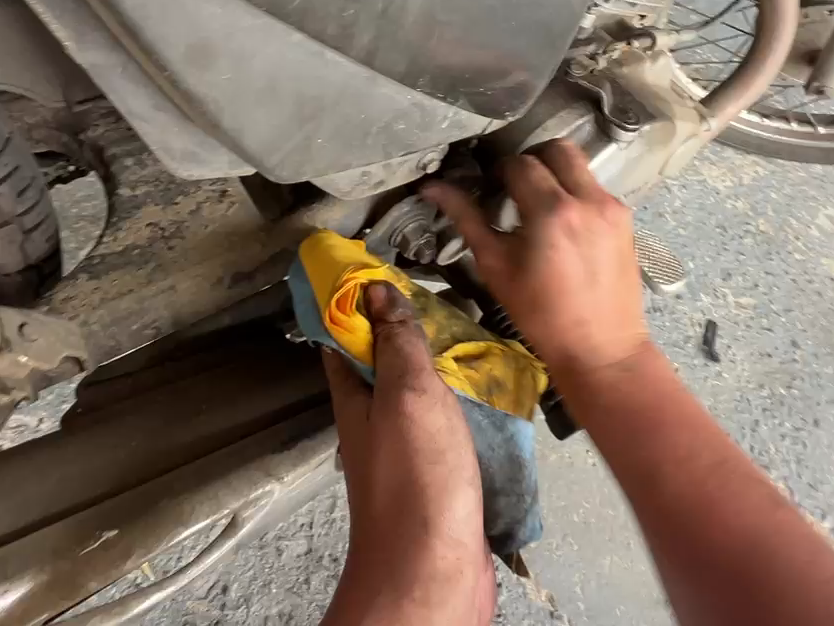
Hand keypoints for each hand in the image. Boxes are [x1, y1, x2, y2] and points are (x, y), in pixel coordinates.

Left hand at [320, 283, 493, 625]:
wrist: (435, 570)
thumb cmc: (415, 478)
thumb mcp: (406, 392)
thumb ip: (395, 341)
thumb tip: (374, 287)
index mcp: (354, 394)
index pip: (343, 333)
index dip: (354, 297)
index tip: (379, 263)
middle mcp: (375, 415)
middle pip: (383, 356)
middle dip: (405, 323)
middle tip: (441, 291)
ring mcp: (407, 443)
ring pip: (418, 386)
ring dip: (439, 359)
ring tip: (472, 326)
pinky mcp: (438, 466)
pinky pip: (447, 418)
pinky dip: (462, 395)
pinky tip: (489, 382)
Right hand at [423, 139, 649, 382]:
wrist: (601, 349)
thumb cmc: (540, 314)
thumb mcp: (495, 265)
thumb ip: (466, 218)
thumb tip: (433, 188)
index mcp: (551, 211)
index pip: (519, 164)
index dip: (499, 171)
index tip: (491, 188)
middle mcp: (586, 200)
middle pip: (556, 148)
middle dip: (532, 158)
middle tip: (516, 184)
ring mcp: (612, 207)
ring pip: (580, 164)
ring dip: (555, 172)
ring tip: (539, 202)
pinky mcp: (626, 219)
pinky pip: (595, 187)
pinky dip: (575, 192)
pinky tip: (563, 223)